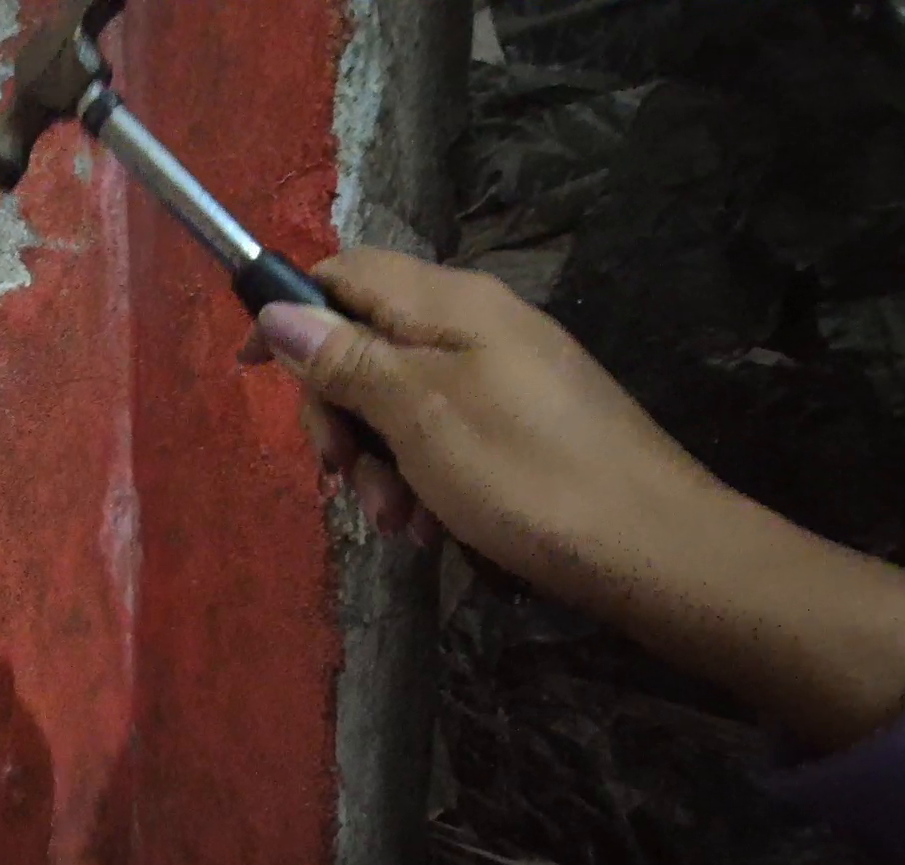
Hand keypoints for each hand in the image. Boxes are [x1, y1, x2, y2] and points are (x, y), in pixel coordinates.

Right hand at [240, 247, 711, 584]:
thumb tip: (276, 310)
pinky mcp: (505, 416)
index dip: (289, 310)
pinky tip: (423, 521)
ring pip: (386, 396)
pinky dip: (410, 472)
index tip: (253, 369)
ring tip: (392, 517)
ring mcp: (490, 371)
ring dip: (371, 458)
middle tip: (337, 470)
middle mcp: (467, 324)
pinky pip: (427, 428)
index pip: (344, 273)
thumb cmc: (523, 474)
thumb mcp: (415, 413)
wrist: (651, 550)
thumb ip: (344, 357)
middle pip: (358, 343)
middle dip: (334, 411)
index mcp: (447, 305)